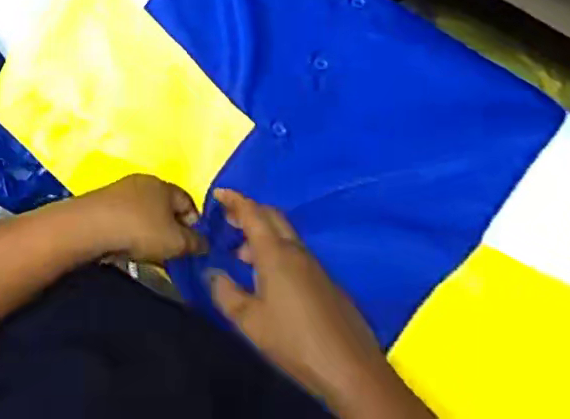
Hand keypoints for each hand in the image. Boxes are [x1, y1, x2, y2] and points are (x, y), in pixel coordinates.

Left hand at [66, 174, 204, 261]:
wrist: (92, 226)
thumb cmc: (141, 229)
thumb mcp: (178, 241)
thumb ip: (197, 243)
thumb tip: (204, 242)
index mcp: (162, 185)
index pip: (188, 201)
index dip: (196, 224)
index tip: (196, 246)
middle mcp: (142, 182)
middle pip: (166, 207)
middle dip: (174, 231)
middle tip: (177, 253)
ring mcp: (121, 191)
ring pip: (147, 214)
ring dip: (154, 234)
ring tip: (156, 255)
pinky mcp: (106, 203)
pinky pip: (129, 219)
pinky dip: (135, 233)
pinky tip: (134, 249)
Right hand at [207, 191, 418, 413]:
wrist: (356, 376)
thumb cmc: (295, 341)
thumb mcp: (248, 320)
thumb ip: (224, 291)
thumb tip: (213, 272)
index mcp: (275, 254)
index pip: (252, 213)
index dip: (234, 199)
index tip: (218, 193)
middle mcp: (298, 254)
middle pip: (273, 217)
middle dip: (250, 212)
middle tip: (230, 220)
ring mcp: (319, 270)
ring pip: (287, 238)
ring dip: (264, 237)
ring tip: (245, 256)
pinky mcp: (332, 288)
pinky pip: (300, 257)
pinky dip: (280, 255)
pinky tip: (273, 281)